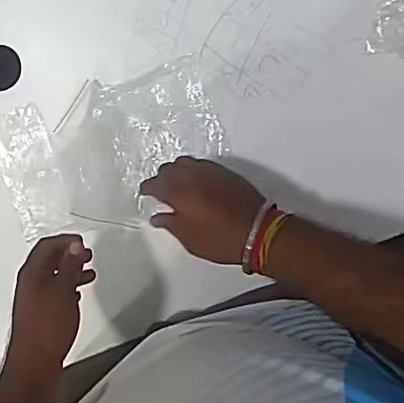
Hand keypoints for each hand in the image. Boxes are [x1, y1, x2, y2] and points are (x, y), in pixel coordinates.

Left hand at [4, 234, 95, 381]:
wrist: (34, 364)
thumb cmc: (44, 330)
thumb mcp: (63, 289)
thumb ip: (70, 265)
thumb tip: (74, 247)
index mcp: (32, 273)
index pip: (47, 245)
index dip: (65, 240)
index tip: (79, 241)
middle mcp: (29, 284)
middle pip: (49, 259)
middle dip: (68, 254)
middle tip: (84, 252)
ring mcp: (33, 300)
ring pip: (52, 276)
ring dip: (70, 271)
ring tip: (86, 271)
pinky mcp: (39, 314)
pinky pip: (53, 291)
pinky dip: (67, 287)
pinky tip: (75, 293)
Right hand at [140, 157, 265, 265]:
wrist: (258, 231)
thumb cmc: (222, 240)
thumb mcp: (191, 240)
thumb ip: (171, 224)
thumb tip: (158, 217)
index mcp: (179, 193)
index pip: (155, 184)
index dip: (147, 188)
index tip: (145, 192)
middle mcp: (192, 177)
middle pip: (168, 169)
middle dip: (161, 178)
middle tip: (160, 190)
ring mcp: (209, 171)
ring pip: (184, 162)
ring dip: (177, 170)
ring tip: (177, 183)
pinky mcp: (224, 171)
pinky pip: (201, 163)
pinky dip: (193, 169)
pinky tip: (196, 180)